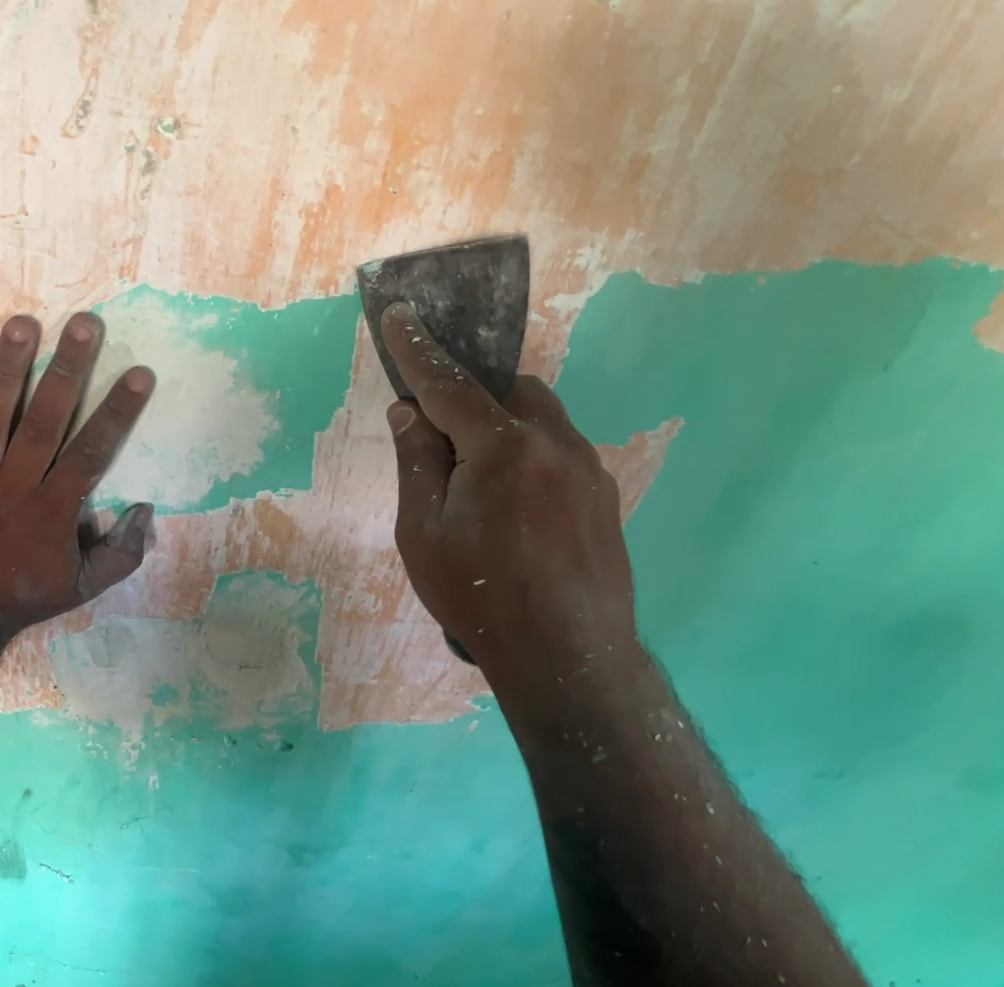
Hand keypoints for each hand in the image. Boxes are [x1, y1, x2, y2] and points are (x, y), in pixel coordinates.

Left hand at [0, 313, 155, 638]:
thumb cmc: (22, 597)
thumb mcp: (83, 587)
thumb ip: (121, 552)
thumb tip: (145, 509)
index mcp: (52, 509)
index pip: (92, 451)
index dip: (117, 411)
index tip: (139, 373)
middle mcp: (13, 486)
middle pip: (44, 420)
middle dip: (68, 370)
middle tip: (85, 323)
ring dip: (8, 369)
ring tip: (22, 323)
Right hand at [380, 302, 638, 676]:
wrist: (567, 657)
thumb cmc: (479, 596)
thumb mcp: (424, 533)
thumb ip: (417, 463)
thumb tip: (409, 412)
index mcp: (504, 447)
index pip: (450, 383)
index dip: (418, 349)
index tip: (399, 313)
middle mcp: (556, 443)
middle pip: (510, 392)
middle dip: (473, 399)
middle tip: (442, 442)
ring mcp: (589, 470)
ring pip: (540, 422)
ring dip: (503, 431)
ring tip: (477, 487)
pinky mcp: (604, 498)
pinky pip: (559, 455)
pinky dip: (527, 460)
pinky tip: (512, 512)